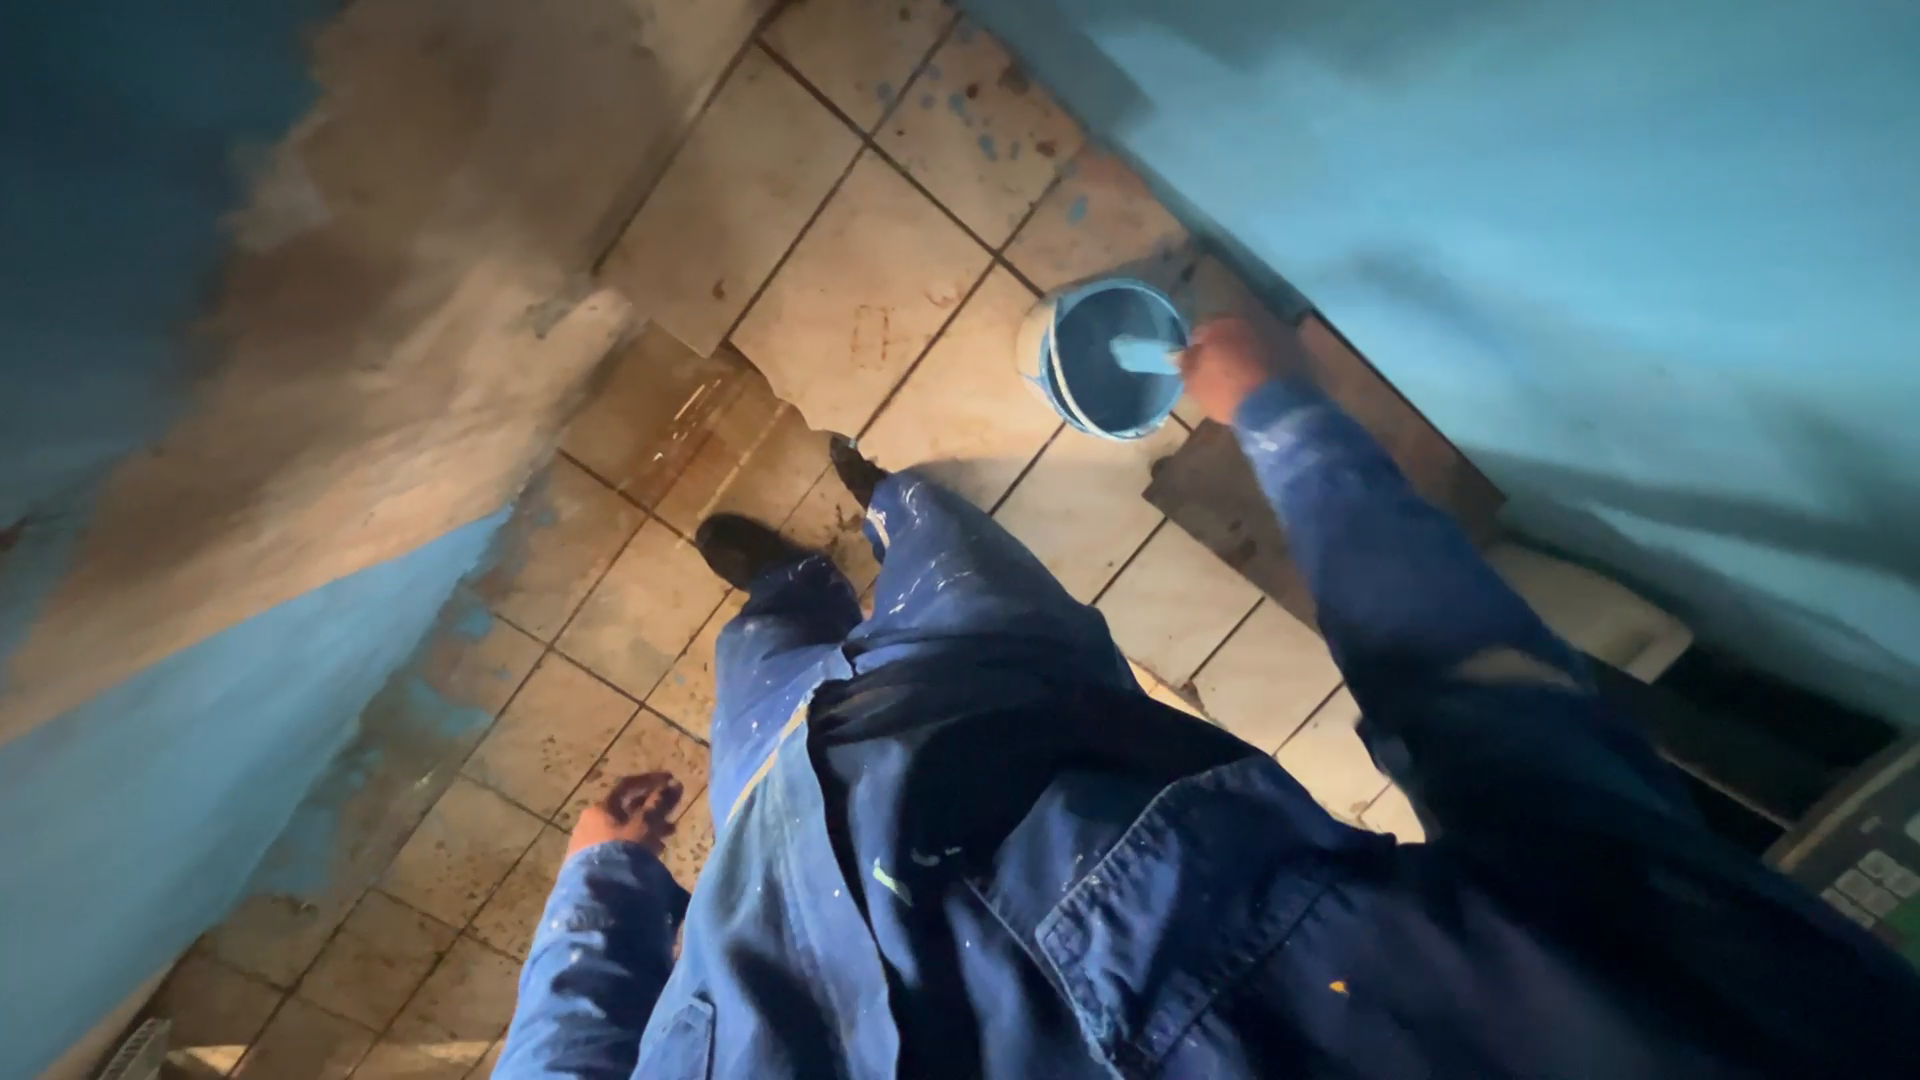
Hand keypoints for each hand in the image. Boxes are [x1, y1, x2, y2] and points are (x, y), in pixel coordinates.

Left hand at [567, 772, 683, 858]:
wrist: (597, 892)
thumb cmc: (623, 849)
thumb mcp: (646, 824)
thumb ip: (661, 803)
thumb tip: (675, 784)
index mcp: (600, 807)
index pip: (628, 785)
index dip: (652, 780)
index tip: (671, 781)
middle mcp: (589, 822)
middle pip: (626, 809)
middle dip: (652, 811)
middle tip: (671, 816)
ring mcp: (586, 844)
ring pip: (622, 829)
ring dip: (646, 830)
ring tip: (665, 840)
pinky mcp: (587, 864)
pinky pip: (616, 846)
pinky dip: (634, 845)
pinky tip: (649, 855)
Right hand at [1177, 316, 1308, 425]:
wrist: (1276, 405)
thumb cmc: (1227, 391)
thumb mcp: (1195, 383)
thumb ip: (1185, 363)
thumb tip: (1177, 352)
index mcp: (1220, 325)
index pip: (1201, 331)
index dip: (1198, 349)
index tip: (1198, 366)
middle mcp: (1249, 318)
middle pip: (1231, 330)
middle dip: (1226, 345)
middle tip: (1222, 368)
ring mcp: (1275, 330)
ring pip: (1254, 336)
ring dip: (1248, 349)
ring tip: (1246, 372)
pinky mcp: (1296, 345)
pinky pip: (1274, 347)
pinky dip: (1268, 357)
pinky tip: (1265, 375)